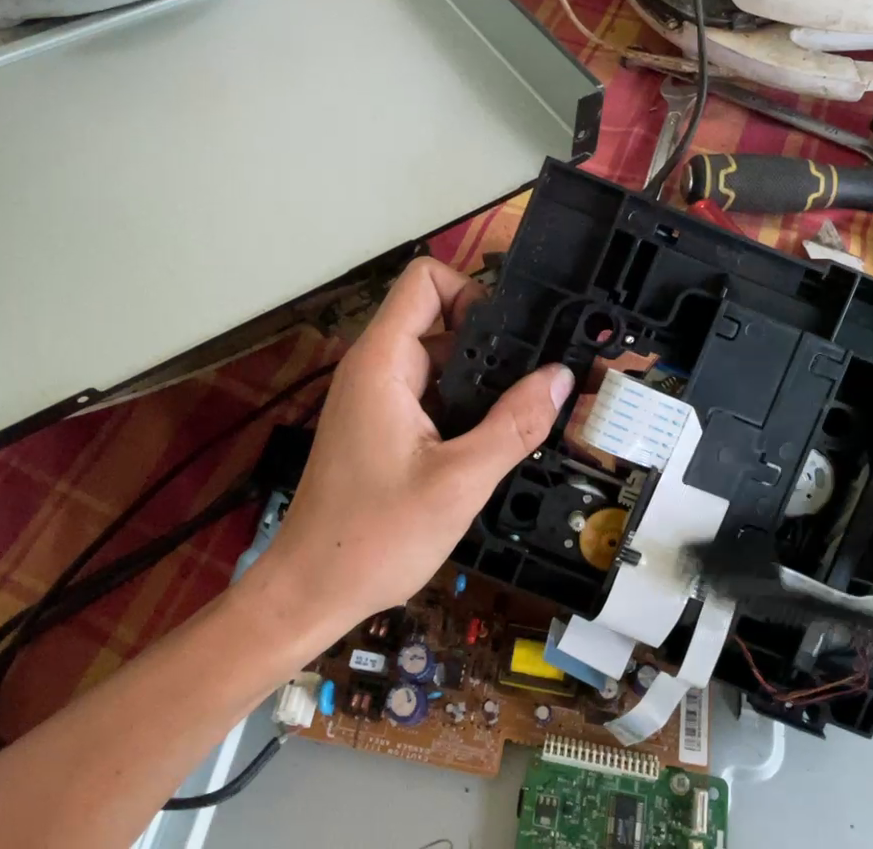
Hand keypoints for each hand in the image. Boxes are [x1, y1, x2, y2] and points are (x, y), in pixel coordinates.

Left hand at [260, 257, 572, 633]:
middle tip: (541, 381)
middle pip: (440, 320)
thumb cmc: (374, 538)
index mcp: (383, 363)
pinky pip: (432, 397)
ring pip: (441, 363)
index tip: (514, 337)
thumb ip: (514, 424)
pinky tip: (497, 441)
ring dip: (483, 383)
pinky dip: (466, 409)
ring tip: (529, 414)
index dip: (474, 292)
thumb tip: (560, 377)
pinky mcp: (382, 428)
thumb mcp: (459, 482)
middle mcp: (376, 370)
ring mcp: (377, 400)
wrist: (312, 591)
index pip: (426, 280)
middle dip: (493, 344)